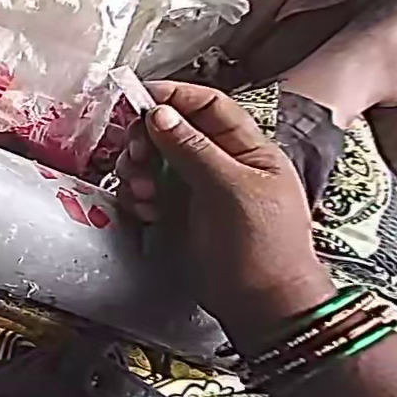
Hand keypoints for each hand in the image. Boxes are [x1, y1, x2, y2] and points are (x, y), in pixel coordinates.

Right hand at [114, 80, 334, 350]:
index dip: (173, 96)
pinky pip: (140, 188)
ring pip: (148, 159)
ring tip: (144, 193)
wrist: (257, 300)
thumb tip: (157, 112)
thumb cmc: (260, 242)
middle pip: (167, 130)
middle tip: (135, 157)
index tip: (136, 99)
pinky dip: (136, 196)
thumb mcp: (230, 188)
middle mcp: (215, 161)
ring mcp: (191, 186)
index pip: (207, 105)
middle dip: (144, 140)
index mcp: (244, 148)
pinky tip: (147, 211)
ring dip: (136, 171)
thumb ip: (191, 148)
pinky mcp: (171, 209)